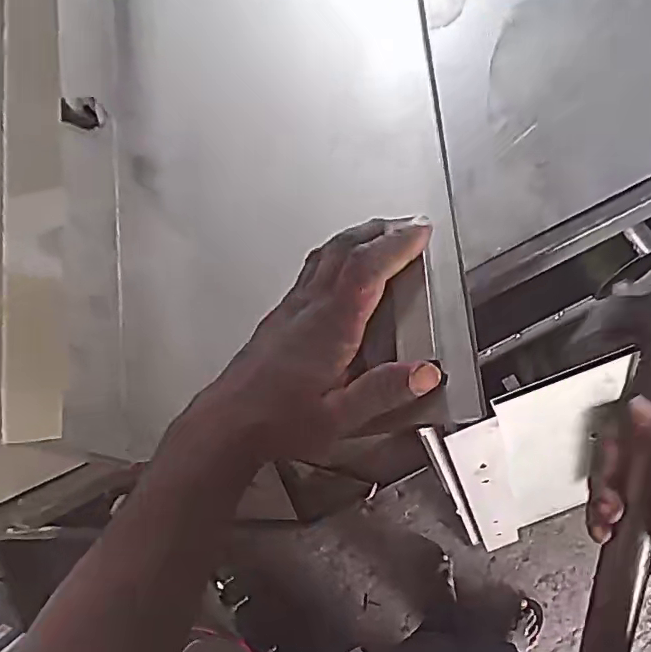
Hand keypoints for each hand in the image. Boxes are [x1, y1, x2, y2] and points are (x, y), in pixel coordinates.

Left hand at [185, 218, 443, 463]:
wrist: (227, 424)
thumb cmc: (274, 422)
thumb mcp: (340, 418)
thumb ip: (384, 392)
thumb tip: (423, 373)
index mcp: (328, 328)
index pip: (365, 268)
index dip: (396, 245)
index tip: (420, 234)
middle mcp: (308, 309)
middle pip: (344, 249)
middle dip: (381, 231)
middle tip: (408, 227)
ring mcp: (292, 309)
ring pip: (326, 255)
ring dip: (358, 238)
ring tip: (381, 236)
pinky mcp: (282, 317)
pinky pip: (313, 269)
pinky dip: (338, 255)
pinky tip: (342, 268)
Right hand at [586, 395, 650, 590]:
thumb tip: (637, 405)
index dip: (646, 399)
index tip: (627, 422)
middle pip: (624, 432)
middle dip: (612, 462)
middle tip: (615, 485)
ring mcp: (649, 477)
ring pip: (609, 463)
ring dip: (603, 490)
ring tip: (612, 514)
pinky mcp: (631, 502)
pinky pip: (603, 493)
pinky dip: (599, 510)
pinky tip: (608, 526)